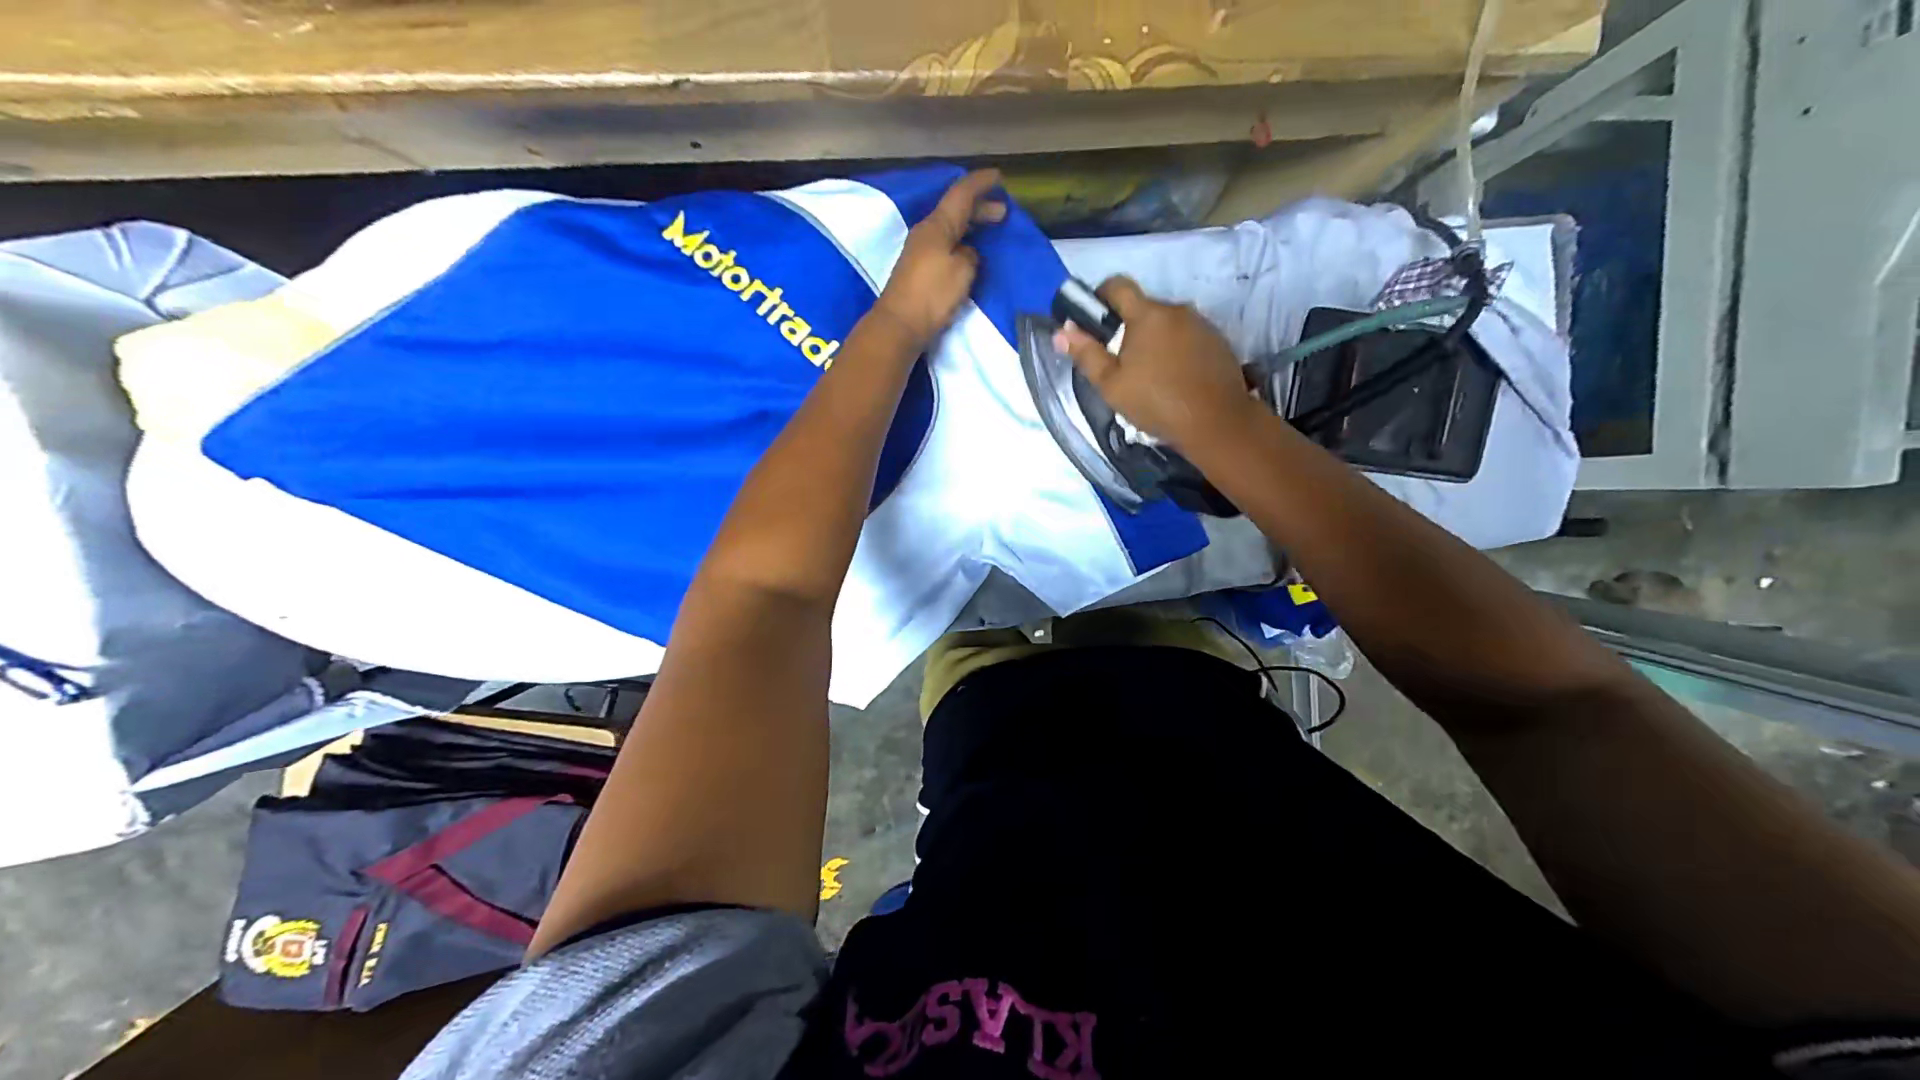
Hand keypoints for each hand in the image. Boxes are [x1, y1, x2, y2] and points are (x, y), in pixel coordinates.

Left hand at [870, 169, 1007, 346]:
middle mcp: (926, 232)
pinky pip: (945, 244)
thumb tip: (967, 253)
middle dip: (979, 207)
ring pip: (950, 227)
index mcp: (937, 225)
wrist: (899, 324)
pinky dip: (961, 240)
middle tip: (1002, 211)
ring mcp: (920, 250)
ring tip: (989, 230)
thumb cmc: (932, 294)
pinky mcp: (919, 269)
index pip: (961, 193)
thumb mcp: (962, 271)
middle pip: (955, 210)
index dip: (980, 183)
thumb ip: (971, 255)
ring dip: (971, 225)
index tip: (998, 176)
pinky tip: (970, 251)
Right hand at [1056, 276, 1258, 450]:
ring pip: (1166, 323)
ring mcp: (1201, 323)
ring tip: (1149, 374)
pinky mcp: (1218, 341)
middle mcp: (1176, 309)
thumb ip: (1086, 354)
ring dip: (1153, 339)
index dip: (1100, 295)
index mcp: (1146, 315)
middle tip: (1119, 361)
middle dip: (1127, 326)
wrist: (1217, 422)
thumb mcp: (1111, 384)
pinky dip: (1176, 349)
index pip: (1118, 285)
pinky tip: (1174, 378)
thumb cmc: (1157, 403)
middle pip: (1143, 307)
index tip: (1093, 319)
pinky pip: (1187, 336)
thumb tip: (1062, 331)